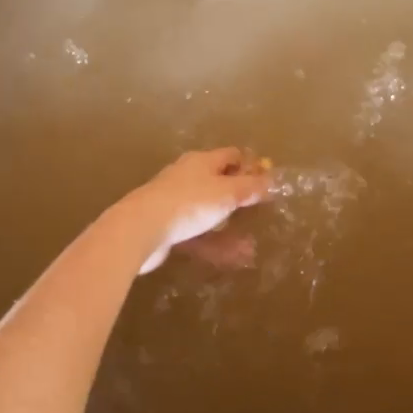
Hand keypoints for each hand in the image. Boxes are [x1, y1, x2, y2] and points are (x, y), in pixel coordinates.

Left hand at [119, 148, 272, 273]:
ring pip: (208, 210)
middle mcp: (186, 176)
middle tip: (258, 209)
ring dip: (228, 223)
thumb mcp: (227, 193)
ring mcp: (174, 201)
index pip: (231, 155)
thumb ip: (250, 187)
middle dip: (238, 195)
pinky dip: (215, 242)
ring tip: (249, 241)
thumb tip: (271, 179)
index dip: (251, 164)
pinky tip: (231, 257)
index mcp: (201, 161)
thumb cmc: (189, 203)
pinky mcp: (166, 226)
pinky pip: (198, 232)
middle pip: (218, 181)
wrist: (141, 228)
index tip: (268, 180)